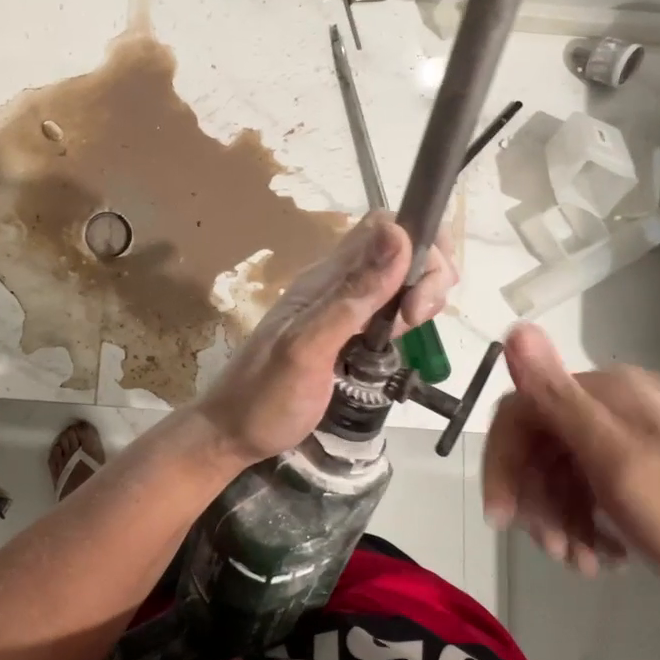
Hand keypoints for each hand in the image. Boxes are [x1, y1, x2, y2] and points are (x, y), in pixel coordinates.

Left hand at [195, 212, 458, 466]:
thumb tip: (397, 234)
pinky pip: (386, 308)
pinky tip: (398, 342)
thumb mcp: (309, 347)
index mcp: (324, 278)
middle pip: (397, 248)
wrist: (232, 434)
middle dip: (427, 272)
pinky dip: (405, 316)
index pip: (382, 225)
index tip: (423, 290)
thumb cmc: (265, 396)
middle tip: (419, 319)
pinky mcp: (346, 334)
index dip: (417, 241)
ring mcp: (340, 308)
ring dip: (420, 294)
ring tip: (410, 332)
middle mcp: (335, 284)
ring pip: (396, 277)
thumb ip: (353, 295)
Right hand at [483, 324, 659, 599]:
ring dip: (556, 519)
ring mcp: (622, 440)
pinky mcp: (632, 472)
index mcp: (607, 393)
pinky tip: (601, 556)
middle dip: (534, 500)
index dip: (503, 462)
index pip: (522, 412)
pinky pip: (581, 491)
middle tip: (550, 547)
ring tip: (581, 562)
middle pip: (537, 447)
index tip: (500, 517)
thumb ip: (559, 398)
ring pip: (555, 474)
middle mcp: (610, 407)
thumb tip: (516, 328)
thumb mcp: (619, 461)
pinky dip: (579, 524)